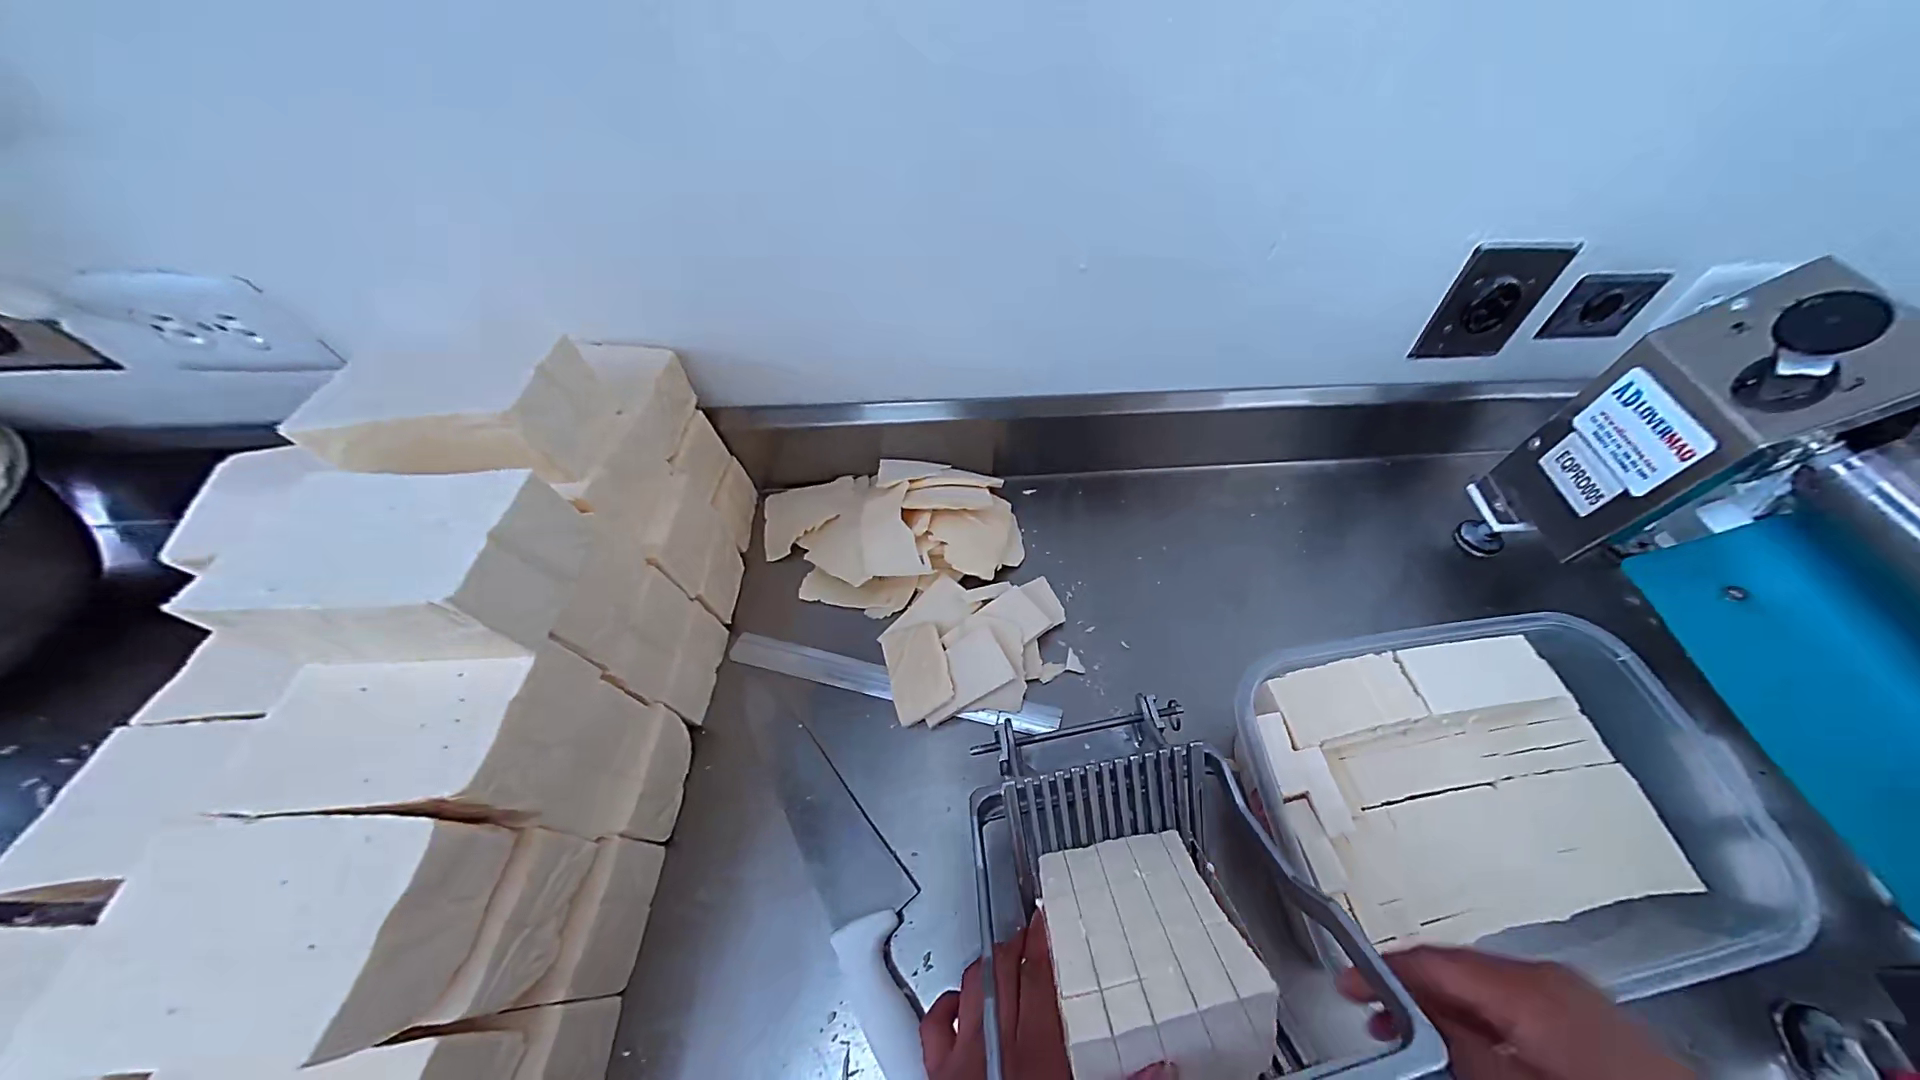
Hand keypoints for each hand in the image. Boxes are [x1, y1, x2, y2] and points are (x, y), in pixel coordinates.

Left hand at [919, 909, 1174, 1079]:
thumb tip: (1162, 1068)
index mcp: (1037, 1053)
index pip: (1038, 977)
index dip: (1040, 941)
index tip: (1045, 918)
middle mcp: (996, 1045)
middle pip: (1004, 972)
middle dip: (1016, 945)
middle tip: (1028, 931)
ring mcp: (963, 1057)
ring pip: (973, 986)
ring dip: (987, 965)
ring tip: (1000, 953)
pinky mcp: (938, 1073)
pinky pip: (935, 1025)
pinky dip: (945, 1004)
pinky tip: (956, 999)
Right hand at [1336, 946, 1692, 1079]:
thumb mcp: (1507, 1077)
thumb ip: (1455, 1040)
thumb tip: (1410, 1013)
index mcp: (1526, 984)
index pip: (1428, 958)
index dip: (1379, 968)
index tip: (1348, 979)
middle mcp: (1550, 977)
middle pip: (1455, 968)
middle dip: (1410, 989)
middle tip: (1372, 1011)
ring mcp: (1577, 996)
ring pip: (1484, 985)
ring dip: (1444, 1004)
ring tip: (1415, 1032)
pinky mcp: (1594, 1019)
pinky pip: (1516, 1002)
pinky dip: (1482, 1014)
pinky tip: (1471, 1040)